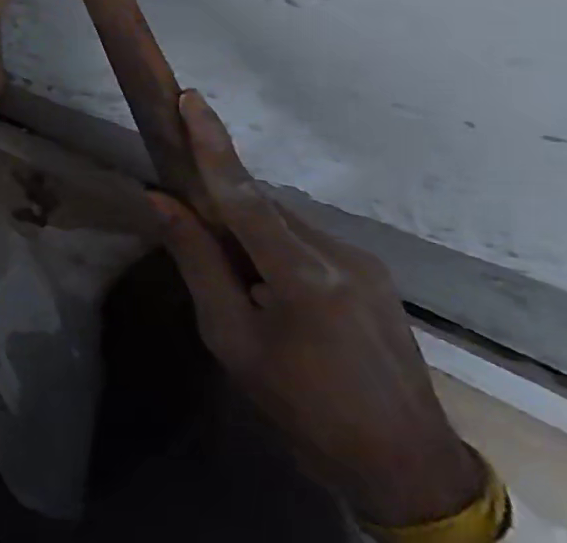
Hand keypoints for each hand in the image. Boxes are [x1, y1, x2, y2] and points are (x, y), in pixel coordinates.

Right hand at [151, 90, 483, 527]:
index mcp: (302, 275)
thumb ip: (197, 262)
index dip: (213, 145)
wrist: (405, 465)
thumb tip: (161, 201)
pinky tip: (269, 291)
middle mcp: (339, 255)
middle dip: (221, 204)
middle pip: (262, 206)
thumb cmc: (301, 406)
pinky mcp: (375, 276)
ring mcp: (364, 264)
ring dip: (249, 232)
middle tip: (186, 221)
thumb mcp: (230, 339)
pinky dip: (275, 248)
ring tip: (236, 281)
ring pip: (285, 223)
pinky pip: (308, 242)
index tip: (191, 99)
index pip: (244, 196)